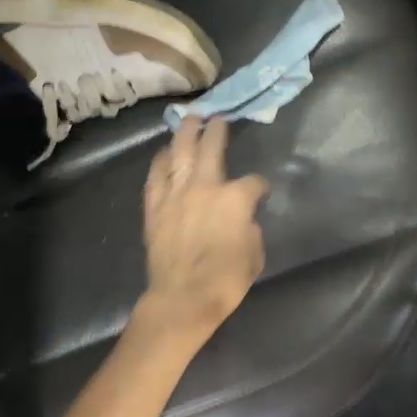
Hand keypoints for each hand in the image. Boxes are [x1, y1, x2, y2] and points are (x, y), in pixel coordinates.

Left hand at [138, 116, 269, 335]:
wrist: (183, 299)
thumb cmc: (225, 282)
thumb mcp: (255, 256)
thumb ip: (250, 230)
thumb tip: (243, 221)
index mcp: (236, 199)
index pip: (254, 183)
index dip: (261, 187)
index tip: (261, 193)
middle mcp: (205, 186)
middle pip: (211, 148)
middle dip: (217, 130)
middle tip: (217, 117)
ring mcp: (176, 195)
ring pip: (179, 152)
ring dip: (186, 132)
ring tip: (190, 119)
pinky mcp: (154, 208)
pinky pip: (156, 177)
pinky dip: (161, 162)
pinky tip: (164, 153)